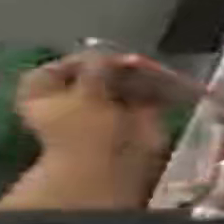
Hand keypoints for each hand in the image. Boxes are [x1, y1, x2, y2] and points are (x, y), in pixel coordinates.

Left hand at [17, 51, 170, 166]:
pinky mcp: (139, 118)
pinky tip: (177, 86)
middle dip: (125, 69)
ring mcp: (109, 107)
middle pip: (102, 72)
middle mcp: (76, 96)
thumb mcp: (86, 94)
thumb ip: (98, 70)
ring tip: (167, 75)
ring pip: (129, 83)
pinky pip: (152, 97)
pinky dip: (164, 91)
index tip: (117, 59)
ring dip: (148, 79)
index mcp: (46, 89)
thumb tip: (111, 55)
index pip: (68, 64)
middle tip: (148, 67)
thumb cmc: (88, 132)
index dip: (92, 59)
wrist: (114, 168)